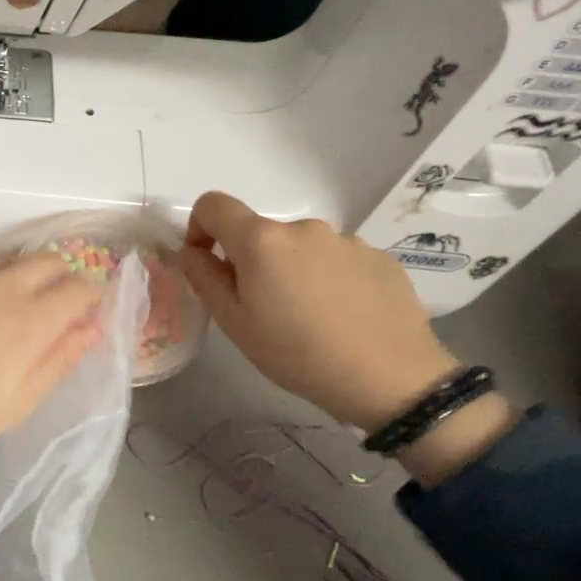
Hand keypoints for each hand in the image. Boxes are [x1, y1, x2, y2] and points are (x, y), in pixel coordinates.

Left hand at [0, 255, 104, 476]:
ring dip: (16, 275)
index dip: (92, 298)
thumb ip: (59, 359)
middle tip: (52, 306)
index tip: (86, 313)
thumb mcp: (18, 402)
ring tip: (5, 307)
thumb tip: (90, 328)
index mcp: (29, 320)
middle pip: (47, 260)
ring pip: (4, 258)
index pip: (80, 286)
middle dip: (60, 277)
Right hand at [178, 192, 461, 431]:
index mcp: (261, 240)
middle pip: (260, 232)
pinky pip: (336, 260)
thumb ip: (204, 278)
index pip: (214, 205)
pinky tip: (339, 316)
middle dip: (250, 260)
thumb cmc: (295, 352)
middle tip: (260, 308)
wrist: (388, 375)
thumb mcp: (234, 322)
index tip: (206, 263)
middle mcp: (304, 228)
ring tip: (305, 316)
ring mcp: (346, 240)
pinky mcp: (378, 257)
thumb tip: (192, 252)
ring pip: (300, 248)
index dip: (199, 228)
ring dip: (291, 270)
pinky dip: (326, 279)